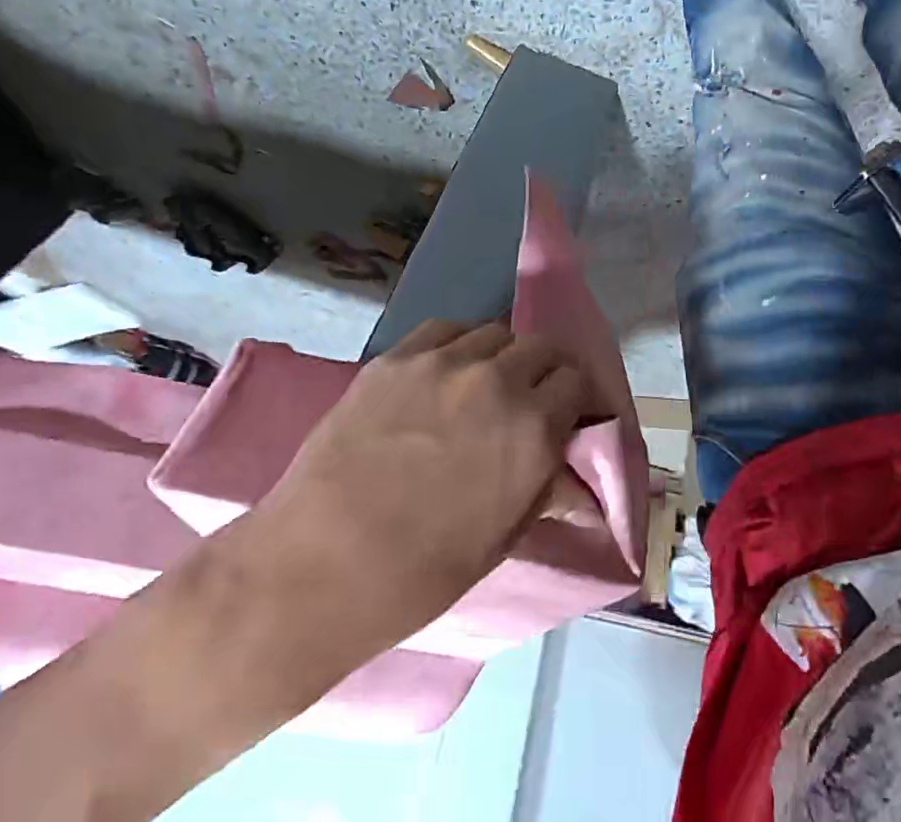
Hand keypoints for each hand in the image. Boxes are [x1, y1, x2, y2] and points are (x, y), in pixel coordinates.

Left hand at [248, 320, 595, 649]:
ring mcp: (441, 363)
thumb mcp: (503, 537)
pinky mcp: (394, 359)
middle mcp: (496, 382)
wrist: (321, 563)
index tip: (572, 416)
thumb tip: (574, 477)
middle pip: (542, 347)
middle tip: (535, 397)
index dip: (579, 398)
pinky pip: (444, 331)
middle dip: (548, 370)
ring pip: (495, 333)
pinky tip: (446, 373)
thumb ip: (544, 489)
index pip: (578, 382)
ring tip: (488, 385)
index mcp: (534, 429)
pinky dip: (459, 345)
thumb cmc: (423, 570)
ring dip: (504, 355)